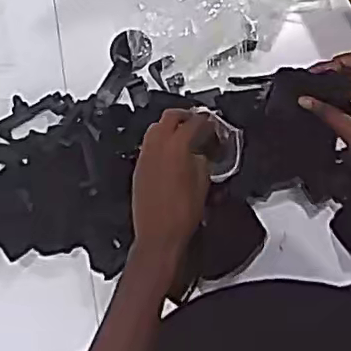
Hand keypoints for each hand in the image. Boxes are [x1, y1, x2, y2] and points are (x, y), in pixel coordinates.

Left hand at [131, 108, 211, 262]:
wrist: (158, 235)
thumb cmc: (180, 215)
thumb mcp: (203, 184)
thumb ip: (202, 161)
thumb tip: (202, 153)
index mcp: (176, 147)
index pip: (193, 123)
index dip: (206, 120)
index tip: (212, 123)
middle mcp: (156, 146)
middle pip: (170, 117)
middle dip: (185, 115)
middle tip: (197, 120)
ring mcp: (145, 155)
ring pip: (155, 128)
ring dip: (170, 126)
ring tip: (184, 134)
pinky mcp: (138, 166)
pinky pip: (149, 144)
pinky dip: (160, 140)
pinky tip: (170, 151)